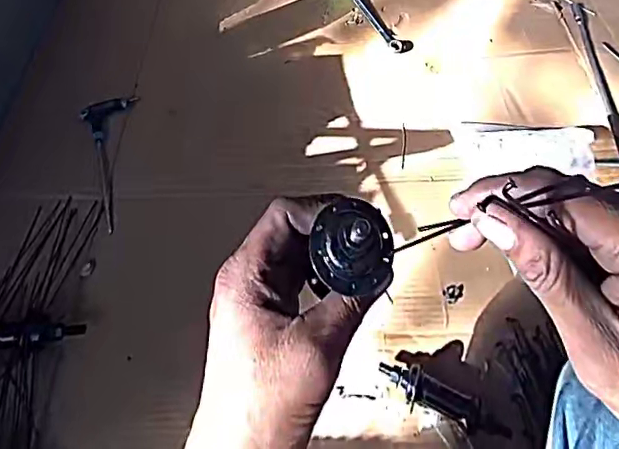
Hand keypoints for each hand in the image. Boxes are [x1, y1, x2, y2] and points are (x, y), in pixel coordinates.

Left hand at [184, 196, 376, 448]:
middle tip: (358, 233)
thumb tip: (374, 276)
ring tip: (353, 258)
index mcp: (244, 275)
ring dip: (325, 252)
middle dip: (327, 229)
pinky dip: (319, 275)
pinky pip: (295, 279)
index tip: (348, 217)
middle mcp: (244, 280)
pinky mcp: (264, 317)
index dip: (319, 209)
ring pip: (293, 253)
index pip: (283, 213)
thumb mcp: (317, 348)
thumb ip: (349, 304)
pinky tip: (338, 287)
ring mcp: (252, 298)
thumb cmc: (256, 410)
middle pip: (289, 229)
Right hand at [449, 169, 618, 448]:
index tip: (460, 212)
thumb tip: (493, 219)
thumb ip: (544, 273)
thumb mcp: (598, 347)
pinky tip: (533, 251)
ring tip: (488, 240)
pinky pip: (595, 221)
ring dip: (530, 218)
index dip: (501, 195)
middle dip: (509, 203)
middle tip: (465, 229)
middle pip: (563, 190)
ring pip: (575, 203)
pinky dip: (558, 233)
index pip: (555, 193)